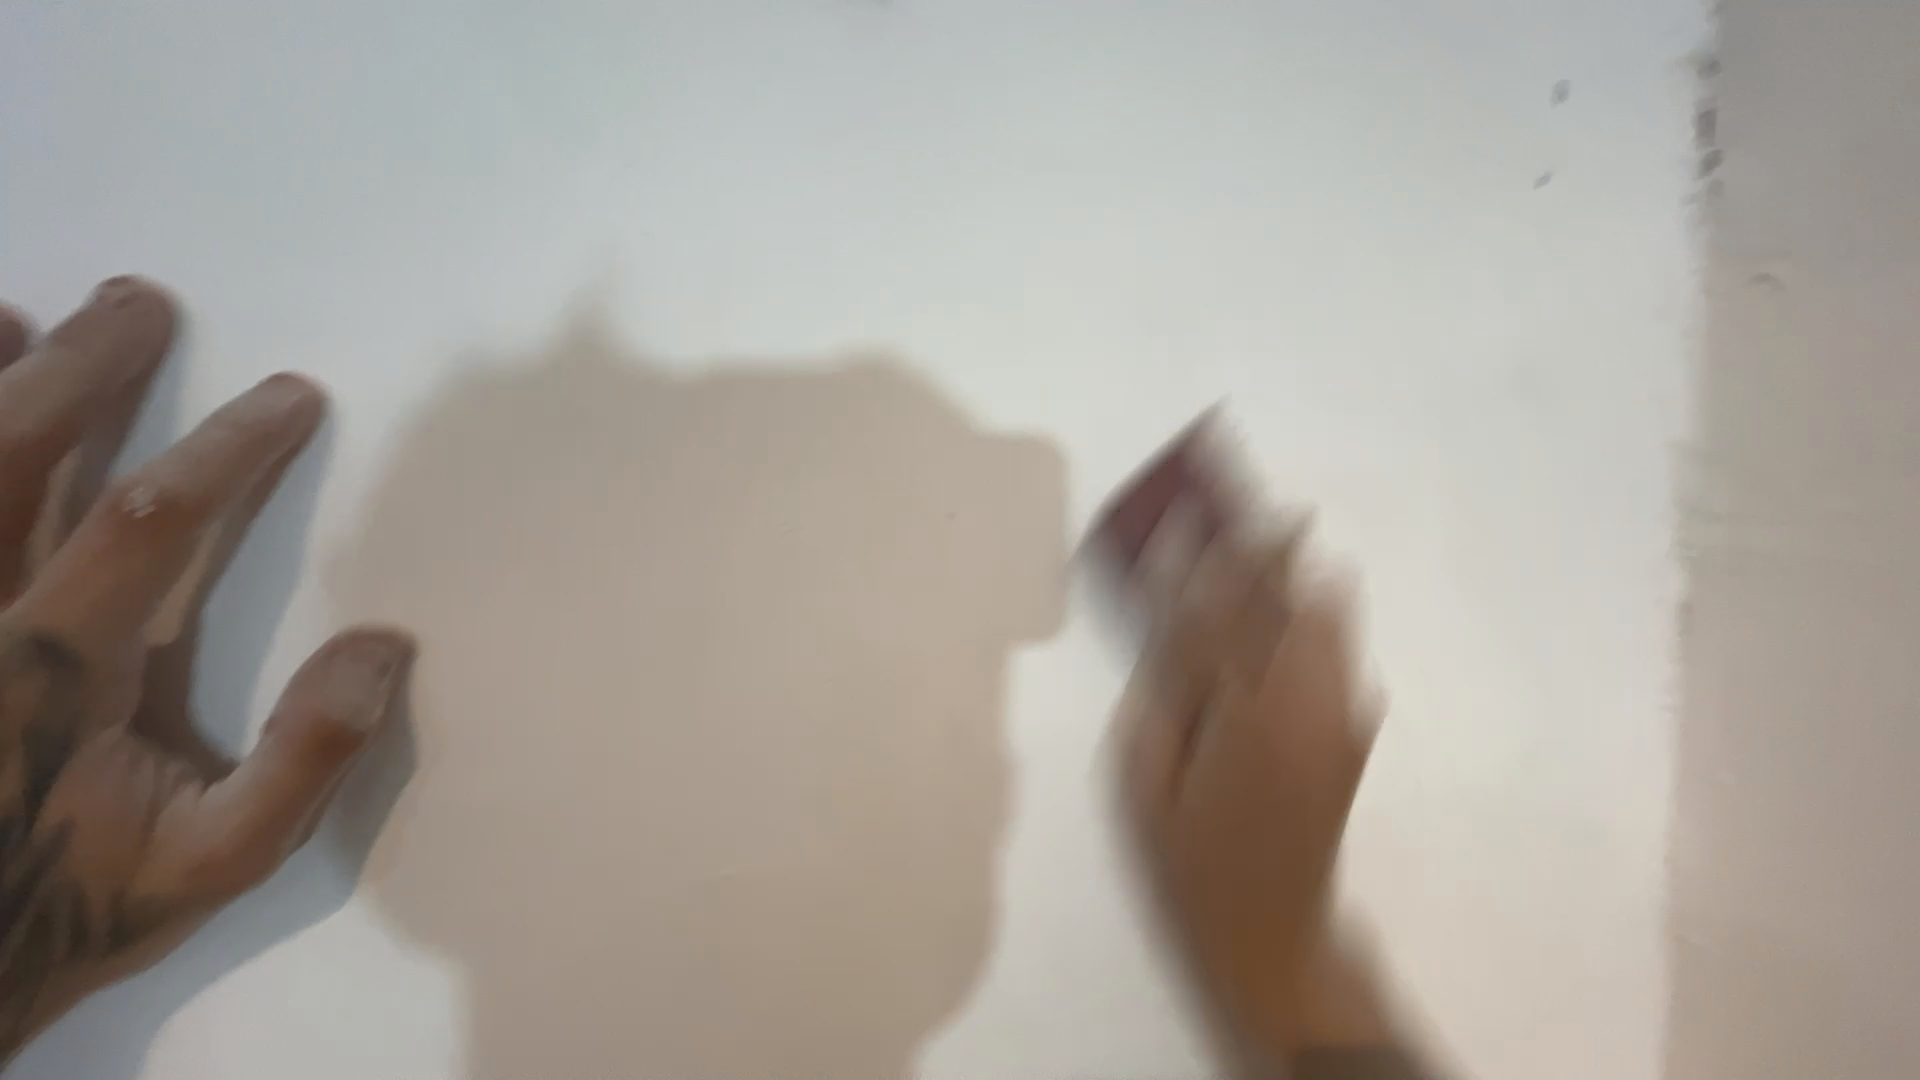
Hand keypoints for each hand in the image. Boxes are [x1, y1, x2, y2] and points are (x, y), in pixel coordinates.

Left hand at [0, 278, 413, 1059]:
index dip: (227, 447)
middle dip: (86, 372)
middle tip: (138, 301)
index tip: (290, 395)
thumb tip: (388, 645)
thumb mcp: (227, 854)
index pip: (147, 518)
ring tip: (11, 308)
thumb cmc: (79, 903)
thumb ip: (310, 758)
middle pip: (9, 460)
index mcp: (60, 666)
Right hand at [1117, 515, 1389, 1070]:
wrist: (1272, 932)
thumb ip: (1162, 695)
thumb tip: (1172, 623)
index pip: (1217, 618)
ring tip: (1282, 531)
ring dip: (1300, 575)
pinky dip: (1319, 613)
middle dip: (1269, 551)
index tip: (1187, 518)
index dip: (1201, 564)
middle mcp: (1304, 705)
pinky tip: (1305, 591)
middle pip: (1287, 606)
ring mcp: (1339, 718)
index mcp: (1244, 717)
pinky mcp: (1351, 732)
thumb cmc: (1188, 859)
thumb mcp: (1146, 781)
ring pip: (1325, 622)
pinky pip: (1337, 652)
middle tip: (1257, 503)